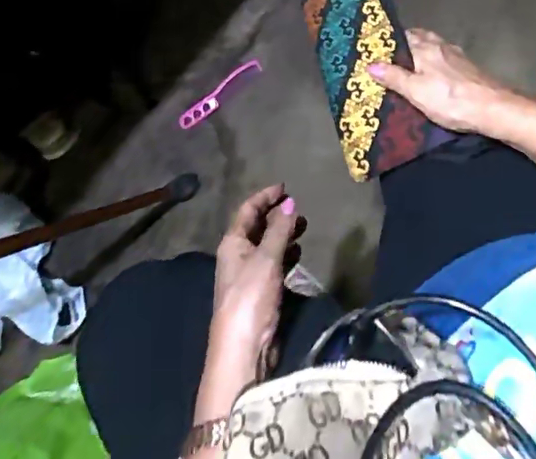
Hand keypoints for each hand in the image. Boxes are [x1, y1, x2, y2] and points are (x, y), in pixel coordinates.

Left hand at [204, 184, 298, 393]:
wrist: (243, 347)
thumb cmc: (250, 296)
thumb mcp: (266, 259)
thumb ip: (279, 230)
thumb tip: (290, 203)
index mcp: (232, 242)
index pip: (248, 210)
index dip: (265, 196)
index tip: (285, 187)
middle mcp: (238, 254)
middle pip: (258, 227)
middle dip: (277, 216)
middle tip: (300, 211)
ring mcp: (249, 274)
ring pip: (267, 246)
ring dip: (283, 235)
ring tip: (303, 229)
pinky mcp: (260, 293)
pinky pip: (274, 265)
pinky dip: (285, 256)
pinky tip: (298, 254)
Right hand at [369, 29, 535, 136]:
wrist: (494, 110)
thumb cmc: (450, 99)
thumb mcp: (415, 91)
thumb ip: (393, 77)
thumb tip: (370, 64)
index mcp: (425, 47)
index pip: (403, 34)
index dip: (390, 40)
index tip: (378, 48)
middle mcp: (441, 46)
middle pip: (420, 38)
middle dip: (407, 44)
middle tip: (393, 57)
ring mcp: (458, 57)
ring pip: (435, 48)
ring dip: (423, 53)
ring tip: (412, 67)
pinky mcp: (470, 69)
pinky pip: (446, 60)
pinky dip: (437, 64)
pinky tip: (436, 77)